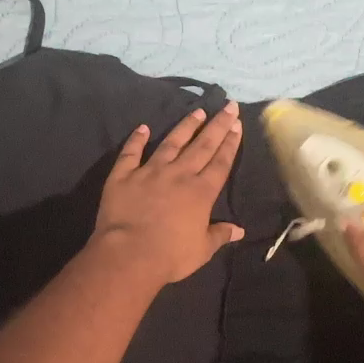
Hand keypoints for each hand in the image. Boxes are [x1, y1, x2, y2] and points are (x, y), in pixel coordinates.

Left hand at [91, 101, 245, 285]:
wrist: (129, 255)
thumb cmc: (170, 255)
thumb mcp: (202, 250)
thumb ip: (220, 235)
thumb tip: (239, 230)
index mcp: (201, 192)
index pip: (220, 162)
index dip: (230, 143)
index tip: (237, 124)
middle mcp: (179, 175)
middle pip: (202, 146)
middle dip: (217, 125)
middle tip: (228, 106)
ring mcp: (150, 172)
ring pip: (171, 143)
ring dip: (185, 126)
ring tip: (197, 111)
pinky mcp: (123, 176)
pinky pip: (131, 153)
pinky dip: (136, 140)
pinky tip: (142, 128)